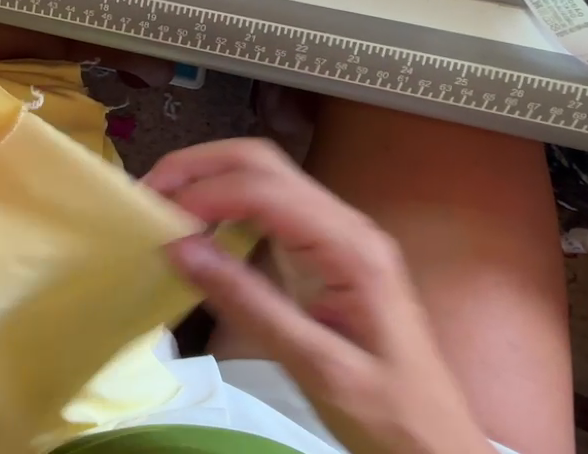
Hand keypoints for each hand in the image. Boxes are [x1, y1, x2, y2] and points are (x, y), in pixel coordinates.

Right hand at [145, 140, 491, 453]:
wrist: (439, 450)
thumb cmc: (388, 416)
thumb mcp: (318, 368)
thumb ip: (249, 304)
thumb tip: (180, 248)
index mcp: (350, 247)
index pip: (264, 190)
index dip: (204, 194)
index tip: (158, 219)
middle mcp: (344, 223)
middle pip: (261, 161)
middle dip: (198, 166)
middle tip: (148, 191)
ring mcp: (335, 232)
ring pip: (261, 173)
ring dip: (207, 177)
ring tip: (163, 202)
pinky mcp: (323, 247)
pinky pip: (266, 202)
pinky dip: (223, 202)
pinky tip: (199, 226)